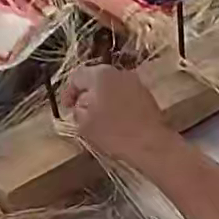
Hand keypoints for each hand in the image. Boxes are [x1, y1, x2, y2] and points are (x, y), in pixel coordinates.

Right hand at [60, 65, 174, 166]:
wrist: (152, 145)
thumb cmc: (114, 133)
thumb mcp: (85, 124)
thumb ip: (77, 110)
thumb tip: (80, 105)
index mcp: (100, 74)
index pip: (77, 77)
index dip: (68, 93)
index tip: (66, 108)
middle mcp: (119, 72)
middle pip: (95, 81)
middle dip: (86, 96)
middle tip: (81, 114)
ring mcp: (136, 83)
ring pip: (112, 89)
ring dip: (103, 101)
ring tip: (99, 120)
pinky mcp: (148, 96)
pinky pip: (126, 97)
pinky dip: (118, 106)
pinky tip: (116, 122)